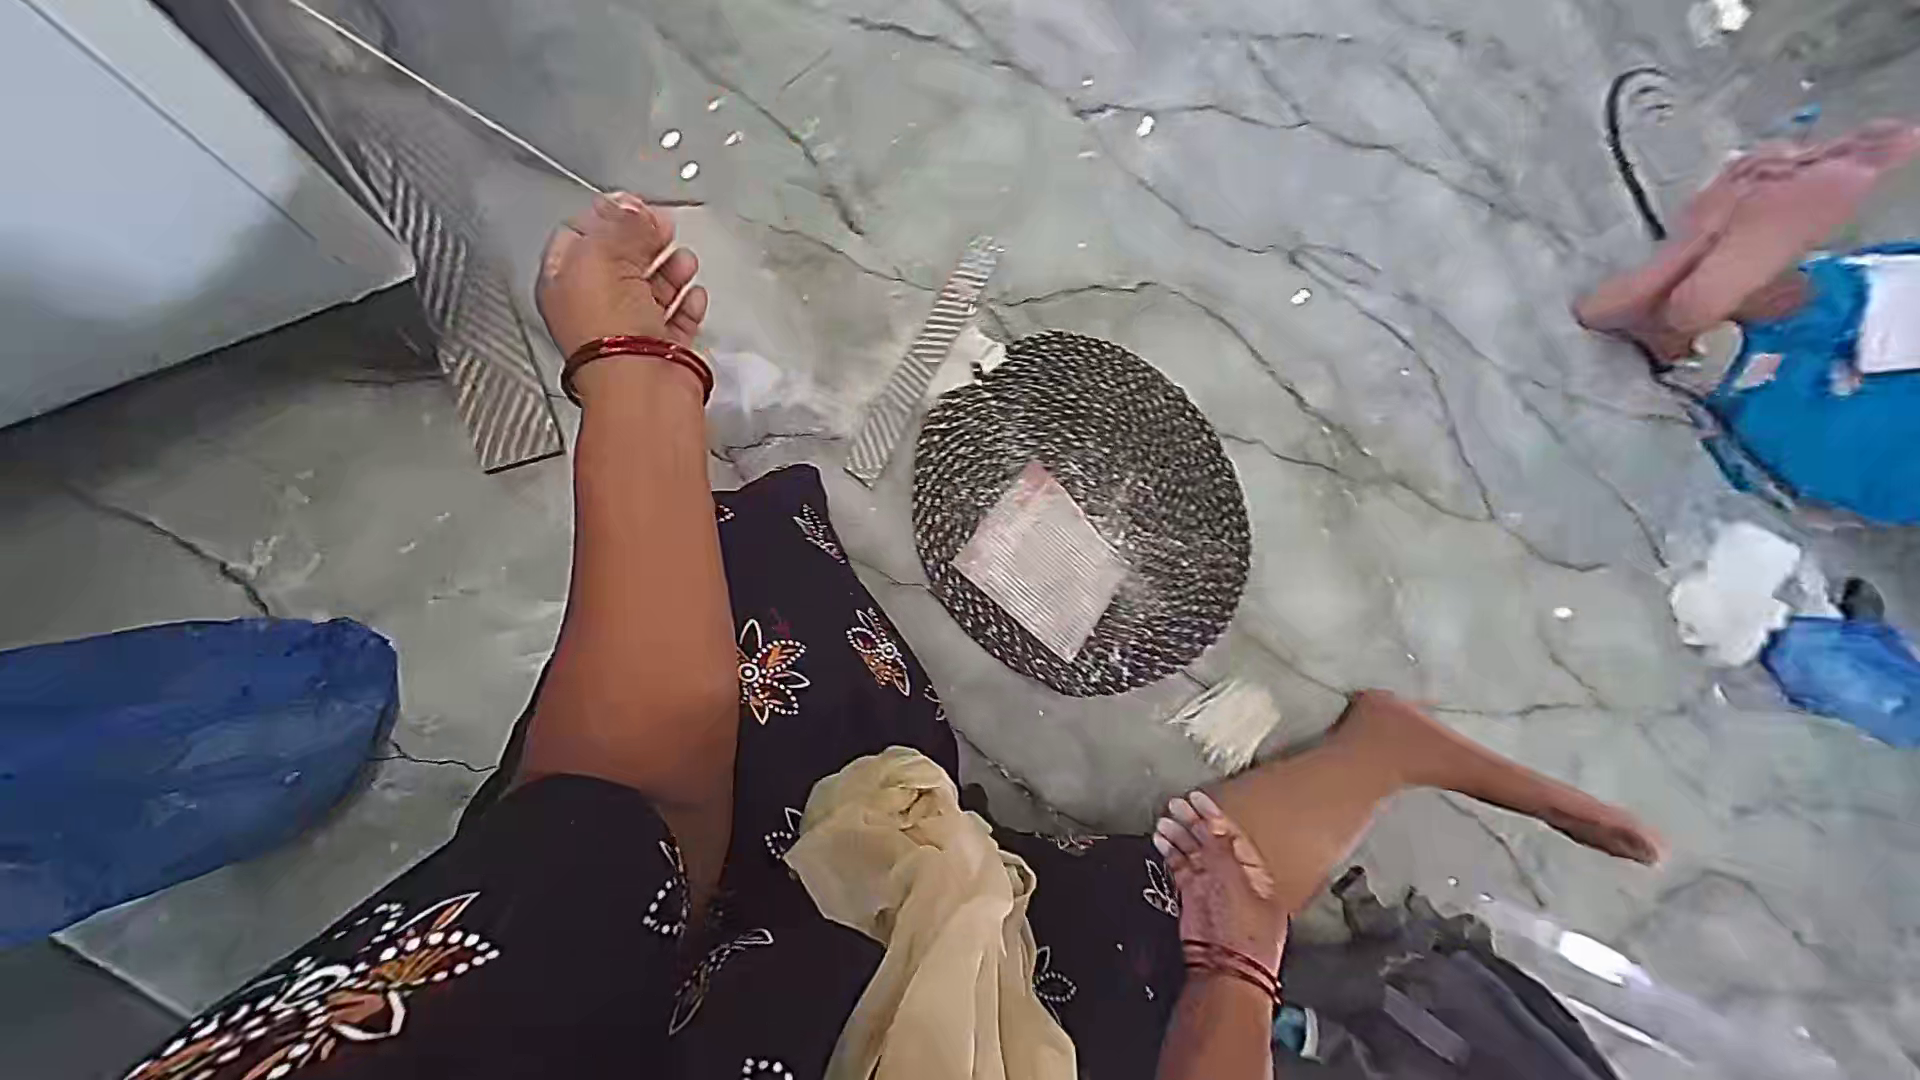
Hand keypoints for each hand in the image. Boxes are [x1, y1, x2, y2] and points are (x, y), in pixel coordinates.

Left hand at [536, 192, 708, 357]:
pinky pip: (678, 322)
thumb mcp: (603, 256)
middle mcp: (596, 309)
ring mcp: (632, 331)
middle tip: (664, 227)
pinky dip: (687, 305)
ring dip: (670, 271)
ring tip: (685, 258)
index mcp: (566, 283)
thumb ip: (620, 225)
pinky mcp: (664, 350)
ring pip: (652, 292)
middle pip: (621, 264)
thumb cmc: (609, 331)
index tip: (634, 206)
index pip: (582, 237)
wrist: (642, 384)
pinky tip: (694, 293)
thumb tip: (633, 207)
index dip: (608, 216)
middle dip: (644, 243)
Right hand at [1155, 792, 1286, 976]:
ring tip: (1164, 820)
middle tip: (1176, 805)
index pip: (1232, 836)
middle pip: (1211, 841)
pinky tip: (1161, 840)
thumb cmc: (1242, 934)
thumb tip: (1211, 823)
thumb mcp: (1235, 882)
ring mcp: (1212, 888)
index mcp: (1254, 875)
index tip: (1197, 798)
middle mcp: (1234, 879)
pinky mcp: (1193, 897)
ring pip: (1194, 852)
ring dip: (1179, 834)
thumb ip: (1221, 850)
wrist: (1224, 969)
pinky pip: (1180, 867)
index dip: (1214, 815)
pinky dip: (1170, 852)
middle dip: (1193, 821)